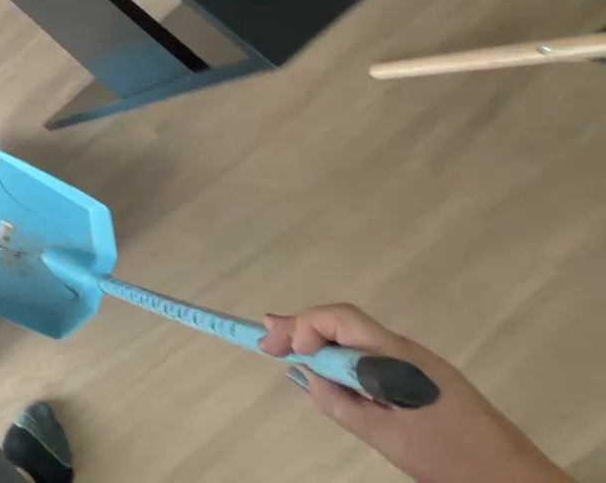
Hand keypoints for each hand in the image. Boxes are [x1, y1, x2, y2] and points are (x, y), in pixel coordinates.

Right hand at [259, 304, 569, 482]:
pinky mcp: (424, 374)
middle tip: (266, 343)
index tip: (279, 350)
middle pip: (341, 321)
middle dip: (300, 328)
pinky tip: (328, 371)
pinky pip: (370, 352)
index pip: (338, 319)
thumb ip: (338, 401)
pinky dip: (341, 354)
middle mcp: (406, 349)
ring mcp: (418, 360)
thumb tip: (304, 373)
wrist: (519, 482)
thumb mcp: (383, 436)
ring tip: (286, 351)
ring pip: (353, 336)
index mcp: (397, 358)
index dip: (302, 326)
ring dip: (317, 340)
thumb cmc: (448, 458)